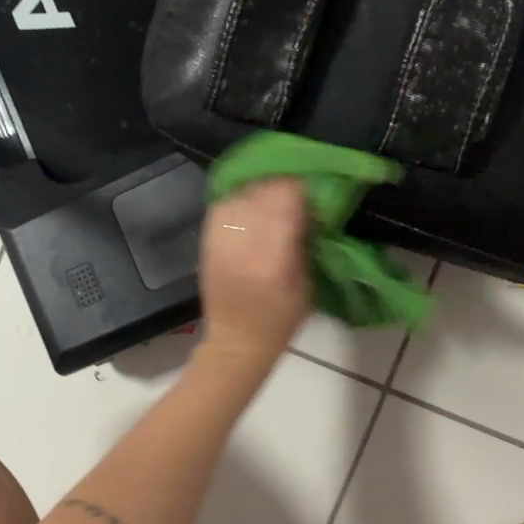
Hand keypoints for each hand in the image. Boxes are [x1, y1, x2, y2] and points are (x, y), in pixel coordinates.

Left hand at [199, 179, 311, 363]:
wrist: (235, 340)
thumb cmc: (280, 318)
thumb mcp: (307, 281)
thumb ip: (307, 239)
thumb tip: (313, 203)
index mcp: (272, 257)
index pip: (287, 199)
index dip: (304, 187)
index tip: (317, 187)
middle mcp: (242, 242)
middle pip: (264, 190)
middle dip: (285, 184)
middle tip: (299, 188)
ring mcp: (220, 237)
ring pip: (243, 190)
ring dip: (262, 187)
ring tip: (276, 194)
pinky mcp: (206, 237)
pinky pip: (225, 201)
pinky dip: (241, 196)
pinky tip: (253, 202)